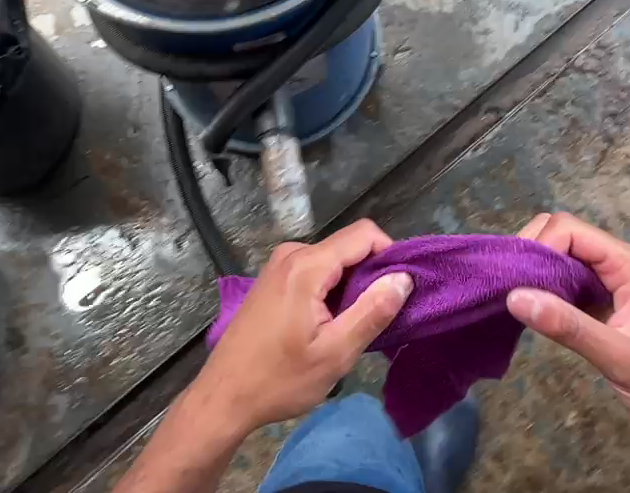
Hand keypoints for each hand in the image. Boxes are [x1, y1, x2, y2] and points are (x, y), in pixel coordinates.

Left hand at [190, 219, 412, 435]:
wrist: (225, 395)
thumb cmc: (280, 379)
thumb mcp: (335, 353)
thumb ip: (372, 312)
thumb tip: (404, 278)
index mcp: (307, 265)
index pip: (364, 234)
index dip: (390, 255)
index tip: (400, 292)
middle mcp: (292, 253)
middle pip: (348, 247)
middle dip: (370, 276)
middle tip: (376, 320)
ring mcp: (280, 264)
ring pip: (333, 260)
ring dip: (350, 288)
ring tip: (349, 328)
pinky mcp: (274, 277)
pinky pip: (315, 270)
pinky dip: (331, 290)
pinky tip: (327, 325)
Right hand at [507, 213, 629, 490]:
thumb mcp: (622, 360)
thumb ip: (569, 327)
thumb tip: (514, 297)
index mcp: (629, 265)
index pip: (570, 230)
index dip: (539, 245)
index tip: (515, 278)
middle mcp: (619, 266)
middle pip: (563, 235)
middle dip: (533, 251)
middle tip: (509, 283)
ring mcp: (612, 285)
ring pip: (562, 257)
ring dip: (537, 270)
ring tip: (513, 295)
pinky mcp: (604, 306)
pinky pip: (567, 281)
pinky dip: (545, 289)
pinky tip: (531, 309)